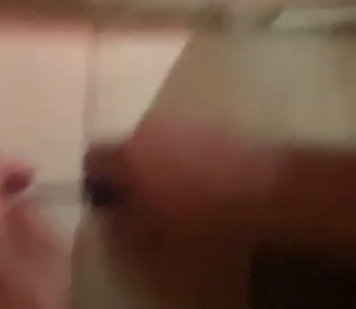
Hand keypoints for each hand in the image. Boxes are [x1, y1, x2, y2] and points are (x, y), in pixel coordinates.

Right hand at [83, 119, 283, 307]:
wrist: (262, 187)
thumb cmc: (200, 218)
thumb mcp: (149, 236)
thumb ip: (120, 223)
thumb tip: (108, 213)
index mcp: (128, 153)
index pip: (93, 156)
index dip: (96, 180)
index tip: (107, 200)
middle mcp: (149, 127)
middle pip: (126, 146)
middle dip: (130, 170)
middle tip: (143, 200)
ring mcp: (181, 120)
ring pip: (156, 141)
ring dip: (159, 161)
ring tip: (176, 193)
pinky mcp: (209, 122)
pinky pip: (183, 139)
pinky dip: (185, 156)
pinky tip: (202, 180)